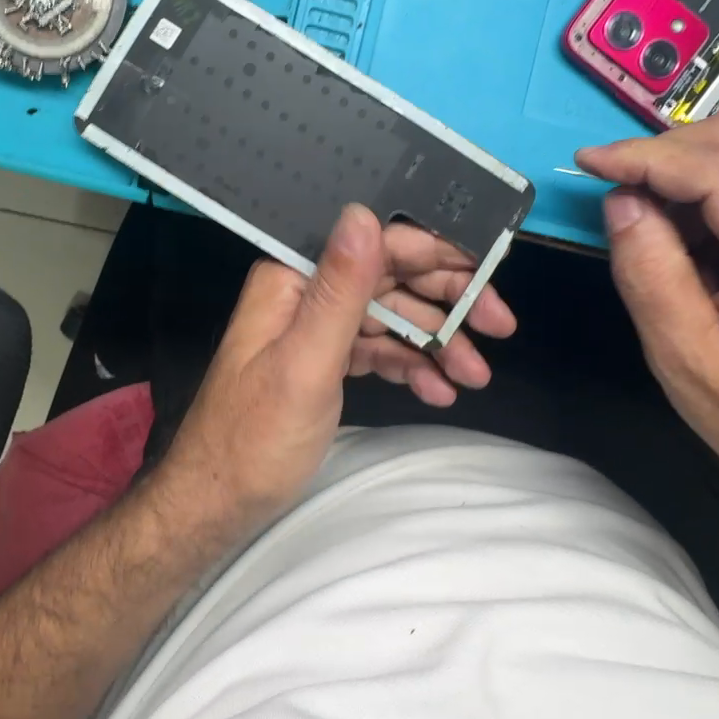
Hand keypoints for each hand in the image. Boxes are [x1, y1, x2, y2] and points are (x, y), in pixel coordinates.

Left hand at [156, 205, 515, 530]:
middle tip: (501, 327)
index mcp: (294, 278)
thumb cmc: (256, 438)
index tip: (489, 271)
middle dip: (447, 301)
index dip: (435, 254)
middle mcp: (306, 293)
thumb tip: (365, 213)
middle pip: (390, 279)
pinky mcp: (323, 362)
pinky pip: (376, 350)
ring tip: (476, 376)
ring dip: (436, 342)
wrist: (217, 505)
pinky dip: (409, 366)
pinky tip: (439, 391)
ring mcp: (315, 328)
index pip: (376, 245)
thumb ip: (341, 289)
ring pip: (389, 317)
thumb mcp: (306, 363)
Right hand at [574, 105, 718, 548]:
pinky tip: (695, 229)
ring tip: (658, 220)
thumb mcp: (683, 361)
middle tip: (622, 191)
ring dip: (693, 163)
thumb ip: (649, 274)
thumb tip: (621, 198)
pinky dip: (717, 179)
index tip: (590, 162)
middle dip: (670, 150)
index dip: (649, 156)